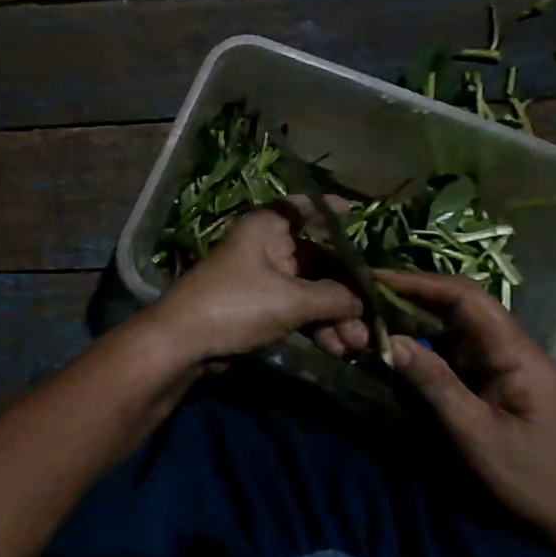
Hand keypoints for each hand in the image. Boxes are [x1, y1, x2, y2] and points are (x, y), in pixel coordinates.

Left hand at [143, 209, 362, 362]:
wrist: (183, 342)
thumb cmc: (235, 306)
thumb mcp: (292, 300)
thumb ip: (334, 297)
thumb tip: (361, 302)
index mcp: (267, 228)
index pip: (303, 208)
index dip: (332, 210)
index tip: (361, 216)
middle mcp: (265, 246)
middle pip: (317, 257)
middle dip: (347, 288)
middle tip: (373, 316)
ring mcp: (262, 279)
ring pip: (311, 289)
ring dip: (336, 315)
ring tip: (357, 344)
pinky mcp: (258, 307)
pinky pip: (297, 310)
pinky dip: (316, 325)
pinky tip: (337, 348)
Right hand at [375, 270, 555, 556]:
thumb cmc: (537, 479)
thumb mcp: (478, 435)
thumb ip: (434, 384)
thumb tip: (388, 340)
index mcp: (516, 354)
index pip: (466, 298)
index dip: (418, 282)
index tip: (372, 280)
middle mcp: (508, 350)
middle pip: (454, 307)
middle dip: (405, 299)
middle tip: (357, 300)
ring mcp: (500, 366)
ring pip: (448, 329)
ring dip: (407, 322)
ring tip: (363, 321)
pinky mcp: (491, 383)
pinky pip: (449, 353)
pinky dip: (417, 347)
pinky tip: (389, 351)